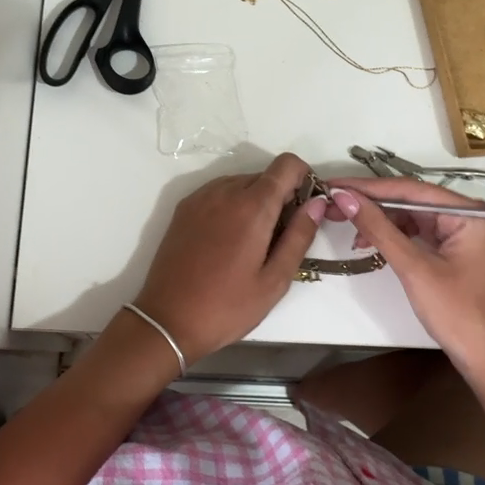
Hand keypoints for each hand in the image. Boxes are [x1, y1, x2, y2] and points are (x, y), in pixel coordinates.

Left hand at [132, 153, 323, 362]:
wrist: (168, 319)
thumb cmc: (227, 306)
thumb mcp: (274, 280)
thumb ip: (299, 236)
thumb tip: (317, 203)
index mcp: (252, 206)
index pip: (286, 165)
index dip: (303, 179)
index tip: (305, 207)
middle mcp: (225, 191)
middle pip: (264, 175)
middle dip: (281, 196)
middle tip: (281, 236)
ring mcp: (200, 197)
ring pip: (241, 182)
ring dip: (255, 200)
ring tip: (254, 242)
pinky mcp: (184, 207)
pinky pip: (218, 192)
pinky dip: (232, 204)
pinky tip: (229, 239)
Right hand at [326, 176, 484, 375]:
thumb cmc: (462, 316)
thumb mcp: (415, 269)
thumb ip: (379, 228)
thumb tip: (345, 197)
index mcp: (471, 213)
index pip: (410, 190)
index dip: (367, 188)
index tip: (333, 185)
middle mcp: (473, 217)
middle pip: (413, 202)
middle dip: (372, 205)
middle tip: (333, 206)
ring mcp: (469, 235)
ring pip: (415, 218)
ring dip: (382, 224)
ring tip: (349, 230)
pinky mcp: (462, 253)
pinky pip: (424, 235)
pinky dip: (398, 239)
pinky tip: (373, 244)